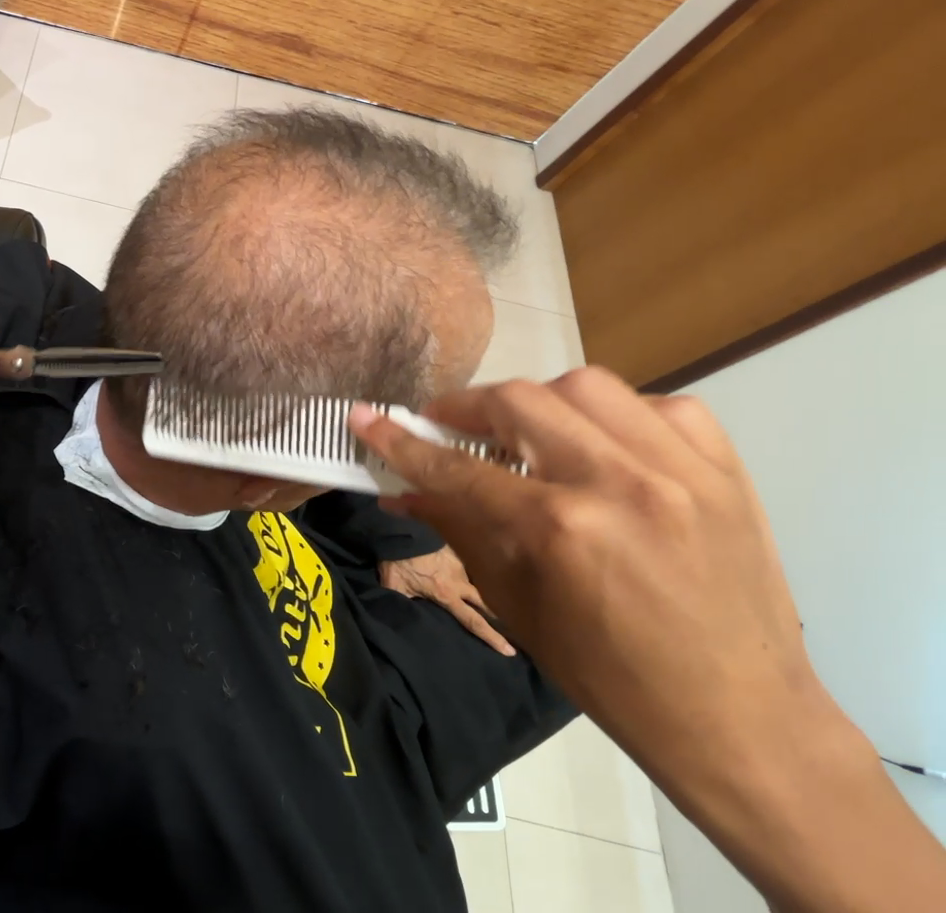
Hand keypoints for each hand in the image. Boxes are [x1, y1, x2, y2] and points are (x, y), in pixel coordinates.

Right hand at [348, 369, 809, 752]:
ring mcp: (681, 471)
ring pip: (587, 387)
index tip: (365, 418)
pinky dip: (616, 414)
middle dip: (466, 408)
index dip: (401, 441)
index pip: (457, 467)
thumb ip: (459, 528)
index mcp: (559, 529)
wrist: (734, 712)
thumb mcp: (514, 601)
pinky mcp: (726, 472)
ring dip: (538, 401)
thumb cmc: (605, 671)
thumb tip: (402, 490)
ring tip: (524, 431)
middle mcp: (619, 483)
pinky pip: (662, 406)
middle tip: (445, 427)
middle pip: (519, 402)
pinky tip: (600, 443)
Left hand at [378, 547, 513, 655]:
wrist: (402, 532)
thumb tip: (401, 615)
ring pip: (476, 583)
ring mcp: (460, 565)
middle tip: (512, 628)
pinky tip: (464, 575)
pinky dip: (466, 574)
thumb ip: (402, 601)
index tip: (509, 651)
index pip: (473, 621)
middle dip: (498, 616)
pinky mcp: (455, 552)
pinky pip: (466, 567)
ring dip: (479, 592)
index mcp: (447, 595)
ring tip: (486, 601)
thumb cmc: (397, 561)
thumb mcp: (394, 586)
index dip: (491, 637)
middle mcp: (460, 582)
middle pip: (484, 603)